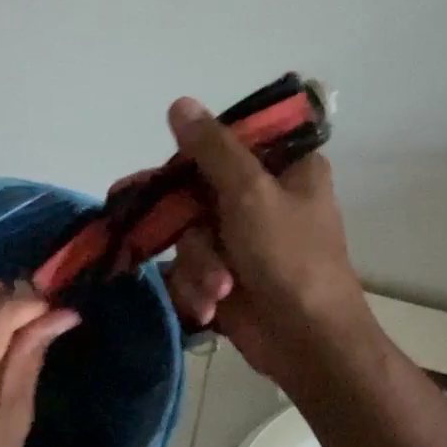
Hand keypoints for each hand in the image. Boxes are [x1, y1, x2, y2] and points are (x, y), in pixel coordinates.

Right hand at [155, 97, 367, 384]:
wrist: (306, 342)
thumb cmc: (290, 259)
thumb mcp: (251, 194)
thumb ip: (211, 149)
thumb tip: (179, 104)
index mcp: (284, 169)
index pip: (229, 143)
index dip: (194, 156)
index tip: (169, 173)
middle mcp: (261, 200)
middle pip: (196, 192)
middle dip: (182, 224)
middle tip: (140, 220)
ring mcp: (241, 242)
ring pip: (188, 236)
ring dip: (196, 265)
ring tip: (217, 287)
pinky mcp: (224, 277)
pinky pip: (188, 269)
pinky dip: (196, 288)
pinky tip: (209, 305)